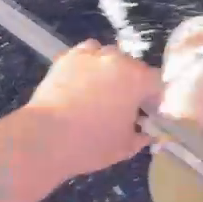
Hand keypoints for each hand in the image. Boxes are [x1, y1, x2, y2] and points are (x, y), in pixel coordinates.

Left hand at [20, 41, 161, 178]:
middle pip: (133, 66)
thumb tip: (145, 133)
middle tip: (123, 104)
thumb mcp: (125, 147)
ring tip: (100, 90)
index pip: (156, 81)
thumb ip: (141, 136)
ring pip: (108, 55)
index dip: (154, 97)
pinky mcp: (67, 57)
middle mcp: (116, 60)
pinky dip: (87, 64)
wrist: (46, 136)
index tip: (147, 111)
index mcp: (136, 79)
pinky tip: (81, 81)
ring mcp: (90, 55)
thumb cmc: (91, 144)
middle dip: (132, 82)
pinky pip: (85, 54)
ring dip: (110, 69)